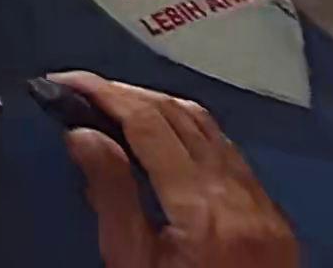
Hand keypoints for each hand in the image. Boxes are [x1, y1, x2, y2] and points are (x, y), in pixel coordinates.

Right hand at [51, 72, 298, 267]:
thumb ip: (110, 193)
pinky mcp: (271, 214)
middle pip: (175, 112)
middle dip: (119, 91)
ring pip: (202, 122)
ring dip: (150, 102)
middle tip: (77, 92)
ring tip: (108, 106)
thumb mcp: (130, 259)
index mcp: (206, 212)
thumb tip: (80, 131)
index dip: (100, 91)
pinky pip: (222, 146)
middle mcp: (242, 200)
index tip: (62, 82)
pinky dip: (180, 124)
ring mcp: (264, 207)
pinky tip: (153, 132)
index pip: (147, 122)